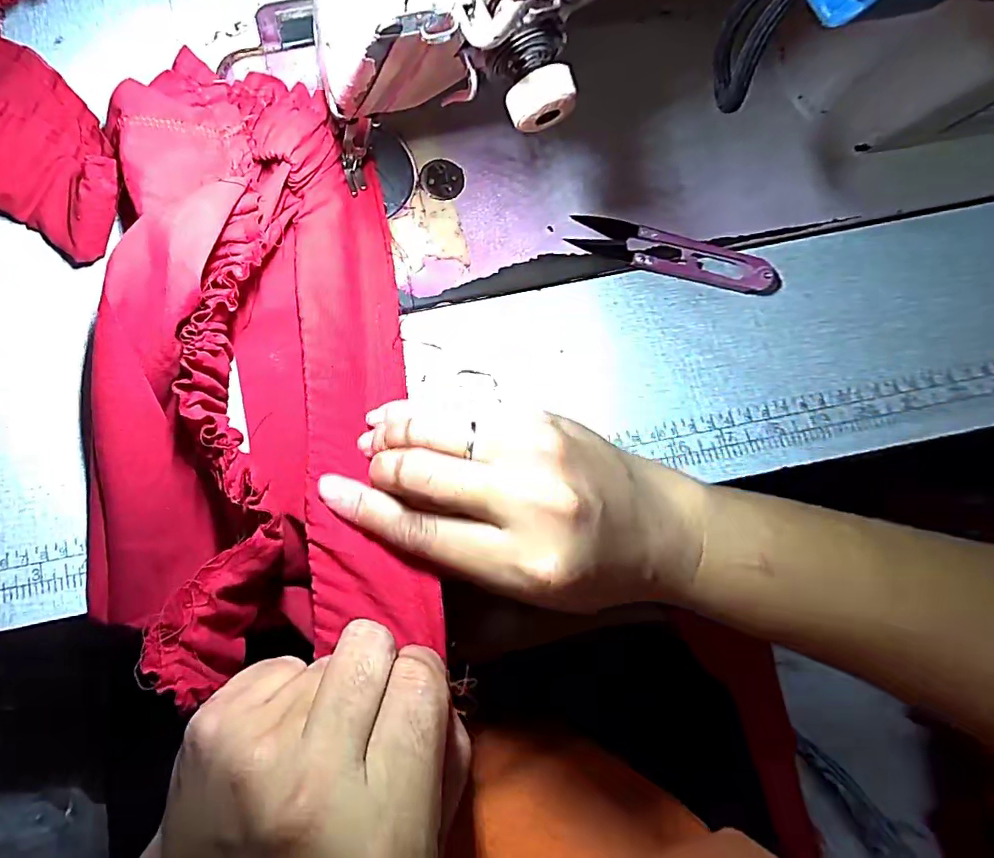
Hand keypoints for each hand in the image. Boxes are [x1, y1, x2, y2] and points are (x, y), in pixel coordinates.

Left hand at [152, 619, 469, 857]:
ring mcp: (251, 740)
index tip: (415, 692)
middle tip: (368, 701)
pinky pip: (274, 666)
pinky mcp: (211, 719)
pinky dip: (284, 692)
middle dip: (378, 662)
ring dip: (325, 690)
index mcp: (376, 820)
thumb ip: (442, 764)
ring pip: (317, 659)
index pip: (418, 686)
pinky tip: (277, 736)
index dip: (424, 679)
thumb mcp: (414, 848)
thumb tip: (431, 678)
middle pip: (365, 646)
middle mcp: (310, 771)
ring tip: (313, 741)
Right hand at [316, 400, 708, 612]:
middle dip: (377, 468)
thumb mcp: (522, 587)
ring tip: (371, 436)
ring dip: (389, 431)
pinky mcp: (537, 414)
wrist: (663, 529)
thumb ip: (452, 554)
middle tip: (362, 467)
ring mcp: (535, 448)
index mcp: (523, 560)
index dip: (366, 509)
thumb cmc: (588, 571)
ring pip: (432, 428)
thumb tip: (379, 511)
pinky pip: (456, 406)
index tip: (329, 491)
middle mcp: (528, 501)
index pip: (419, 530)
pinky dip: (417, 410)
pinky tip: (396, 416)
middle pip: (419, 473)